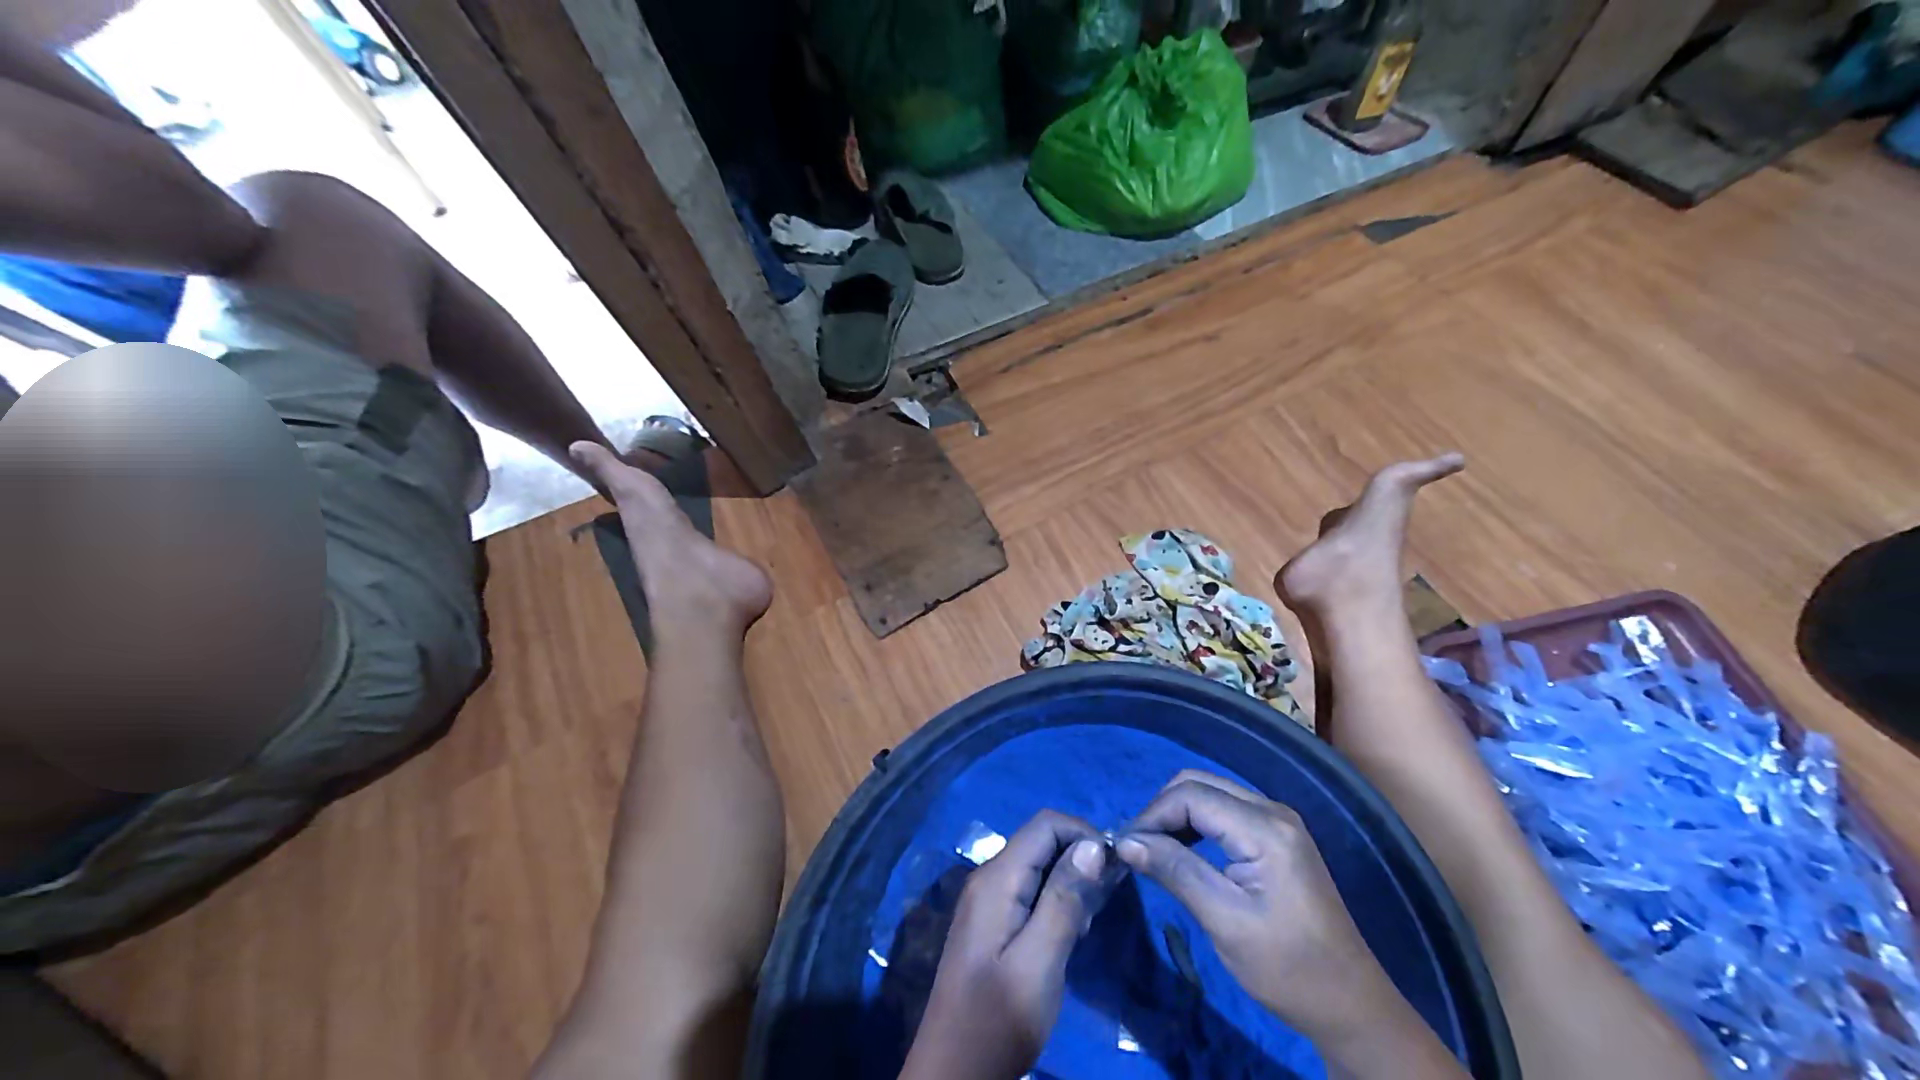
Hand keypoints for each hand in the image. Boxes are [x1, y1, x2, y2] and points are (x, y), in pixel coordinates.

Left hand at [899, 811, 1111, 1079]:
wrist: (954, 1070)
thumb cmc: (998, 1019)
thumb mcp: (1039, 963)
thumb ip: (1064, 901)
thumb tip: (1093, 846)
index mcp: (996, 879)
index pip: (1045, 824)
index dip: (1084, 834)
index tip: (1116, 870)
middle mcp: (989, 878)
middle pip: (1042, 841)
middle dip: (1080, 859)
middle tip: (1106, 903)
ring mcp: (989, 901)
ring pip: (1039, 866)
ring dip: (1072, 882)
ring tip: (1090, 922)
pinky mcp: (994, 922)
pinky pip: (1031, 891)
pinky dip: (1058, 901)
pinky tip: (1072, 933)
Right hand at [1115, 771, 1407, 1043]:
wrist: (1350, 1004)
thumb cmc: (1288, 969)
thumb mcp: (1224, 921)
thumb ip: (1175, 871)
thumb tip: (1126, 842)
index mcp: (1266, 829)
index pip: (1190, 796)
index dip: (1152, 815)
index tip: (1126, 848)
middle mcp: (1273, 811)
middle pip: (1198, 784)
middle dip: (1161, 810)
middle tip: (1137, 848)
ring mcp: (1279, 821)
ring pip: (1210, 793)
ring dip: (1176, 815)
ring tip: (1153, 851)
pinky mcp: (1278, 836)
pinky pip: (1225, 810)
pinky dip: (1196, 823)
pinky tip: (1182, 851)